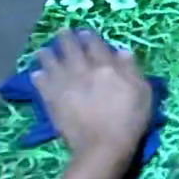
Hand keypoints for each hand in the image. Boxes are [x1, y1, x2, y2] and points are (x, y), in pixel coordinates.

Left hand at [31, 30, 152, 169]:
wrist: (104, 147)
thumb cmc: (130, 120)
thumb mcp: (142, 92)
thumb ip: (132, 70)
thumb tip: (122, 51)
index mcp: (107, 67)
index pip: (96, 46)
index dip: (89, 37)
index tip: (84, 32)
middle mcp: (84, 71)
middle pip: (72, 50)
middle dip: (66, 38)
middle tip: (61, 32)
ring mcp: (66, 85)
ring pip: (53, 63)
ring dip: (47, 54)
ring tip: (42, 50)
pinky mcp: (53, 101)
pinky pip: (43, 85)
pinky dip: (38, 77)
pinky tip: (36, 73)